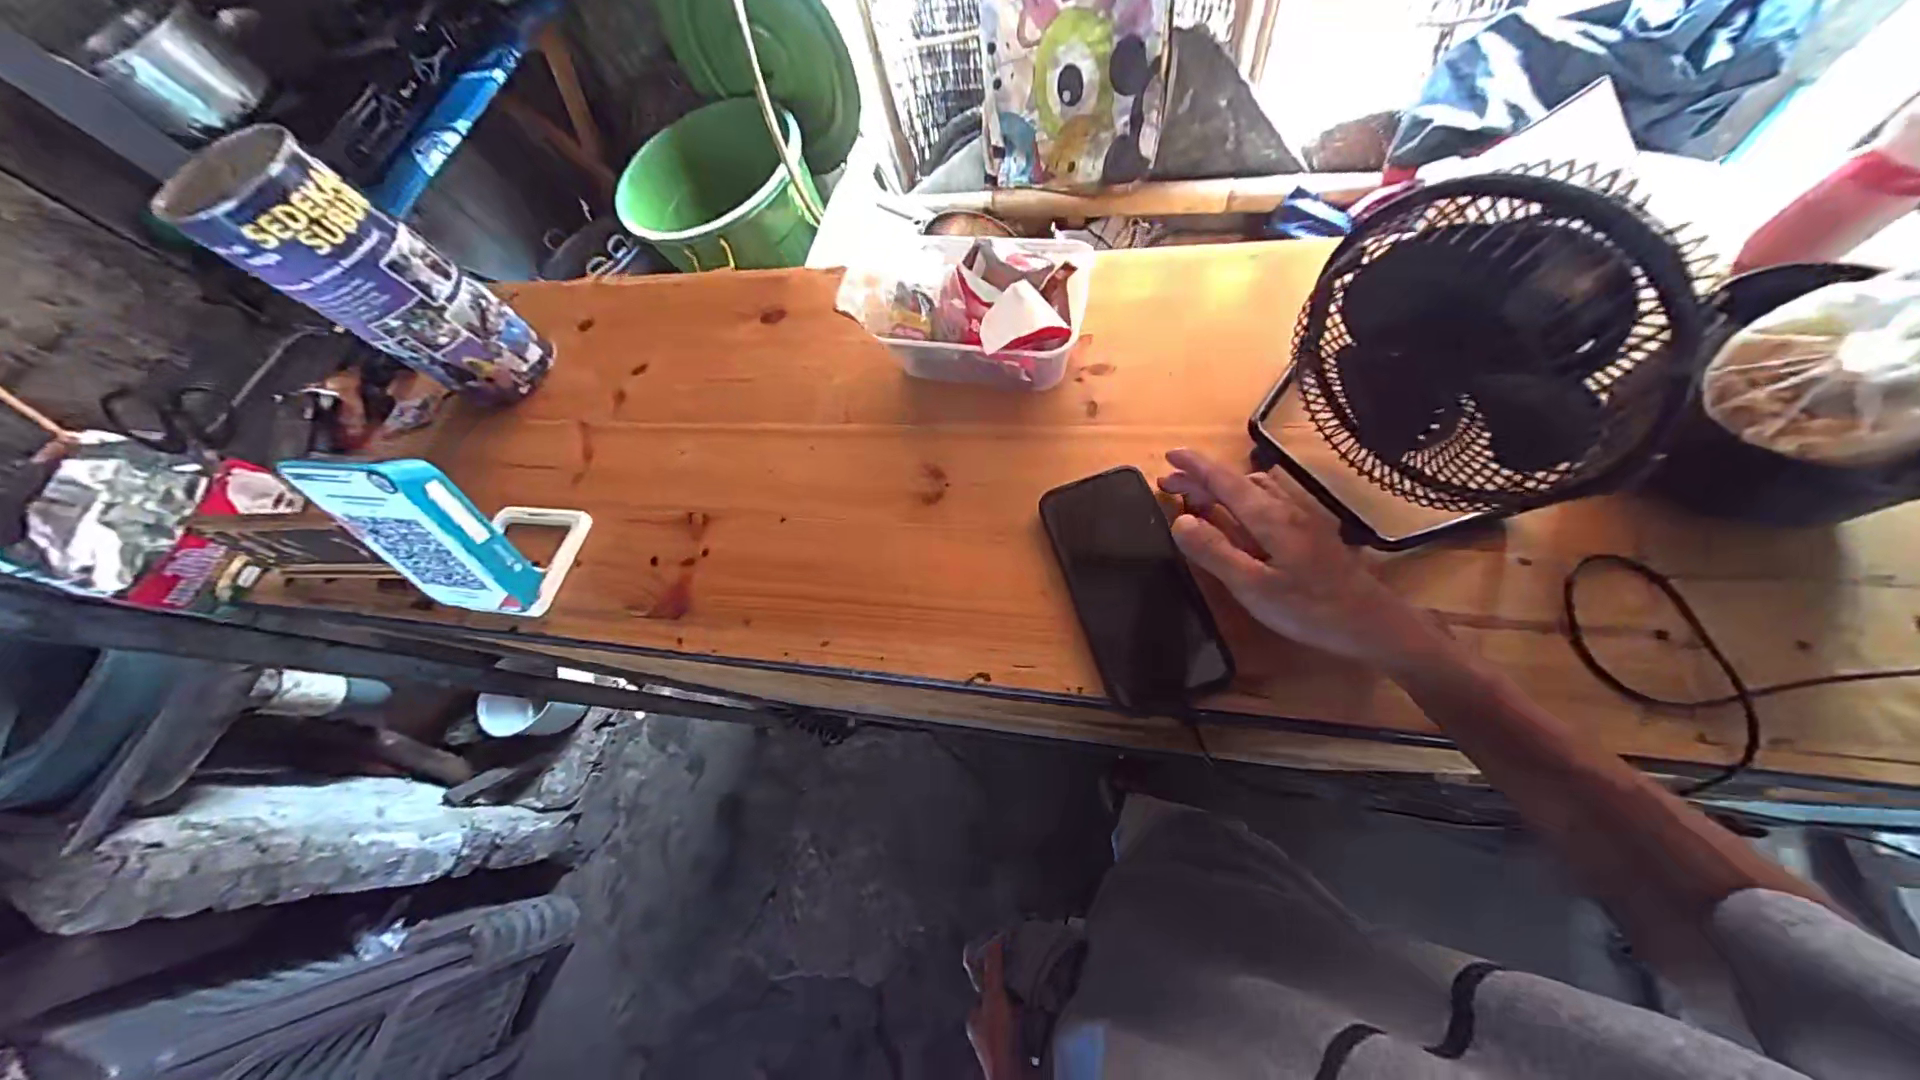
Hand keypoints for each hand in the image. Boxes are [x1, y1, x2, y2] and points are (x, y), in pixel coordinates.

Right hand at [1158, 448, 1436, 666]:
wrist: (1371, 623)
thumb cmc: (1310, 608)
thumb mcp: (1253, 586)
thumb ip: (1214, 551)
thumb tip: (1180, 520)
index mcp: (1269, 517)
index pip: (1225, 481)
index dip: (1195, 467)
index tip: (1169, 456)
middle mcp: (1285, 509)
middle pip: (1237, 483)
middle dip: (1201, 479)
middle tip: (1167, 483)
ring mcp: (1299, 520)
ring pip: (1254, 490)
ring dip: (1220, 488)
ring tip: (1195, 499)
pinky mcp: (1307, 534)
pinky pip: (1265, 503)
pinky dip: (1239, 500)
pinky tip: (1236, 518)